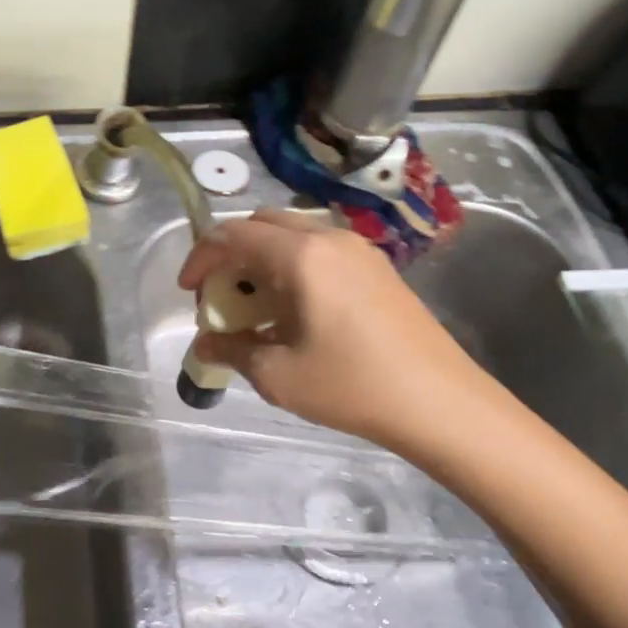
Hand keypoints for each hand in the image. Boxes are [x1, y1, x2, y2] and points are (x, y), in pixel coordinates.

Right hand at [177, 210, 506, 460]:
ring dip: (262, 259)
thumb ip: (231, 350)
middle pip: (262, 225)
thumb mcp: (276, 374)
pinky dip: (292, 267)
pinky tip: (294, 311)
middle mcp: (329, 238)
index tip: (188, 292)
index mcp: (300, 256)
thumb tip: (206, 343)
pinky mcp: (378, 268)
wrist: (439, 402)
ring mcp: (359, 250)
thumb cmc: (351, 386)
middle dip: (230, 254)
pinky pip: (320, 250)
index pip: (232, 235)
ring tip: (255, 306)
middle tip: (220, 296)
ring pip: (293, 234)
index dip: (200, 258)